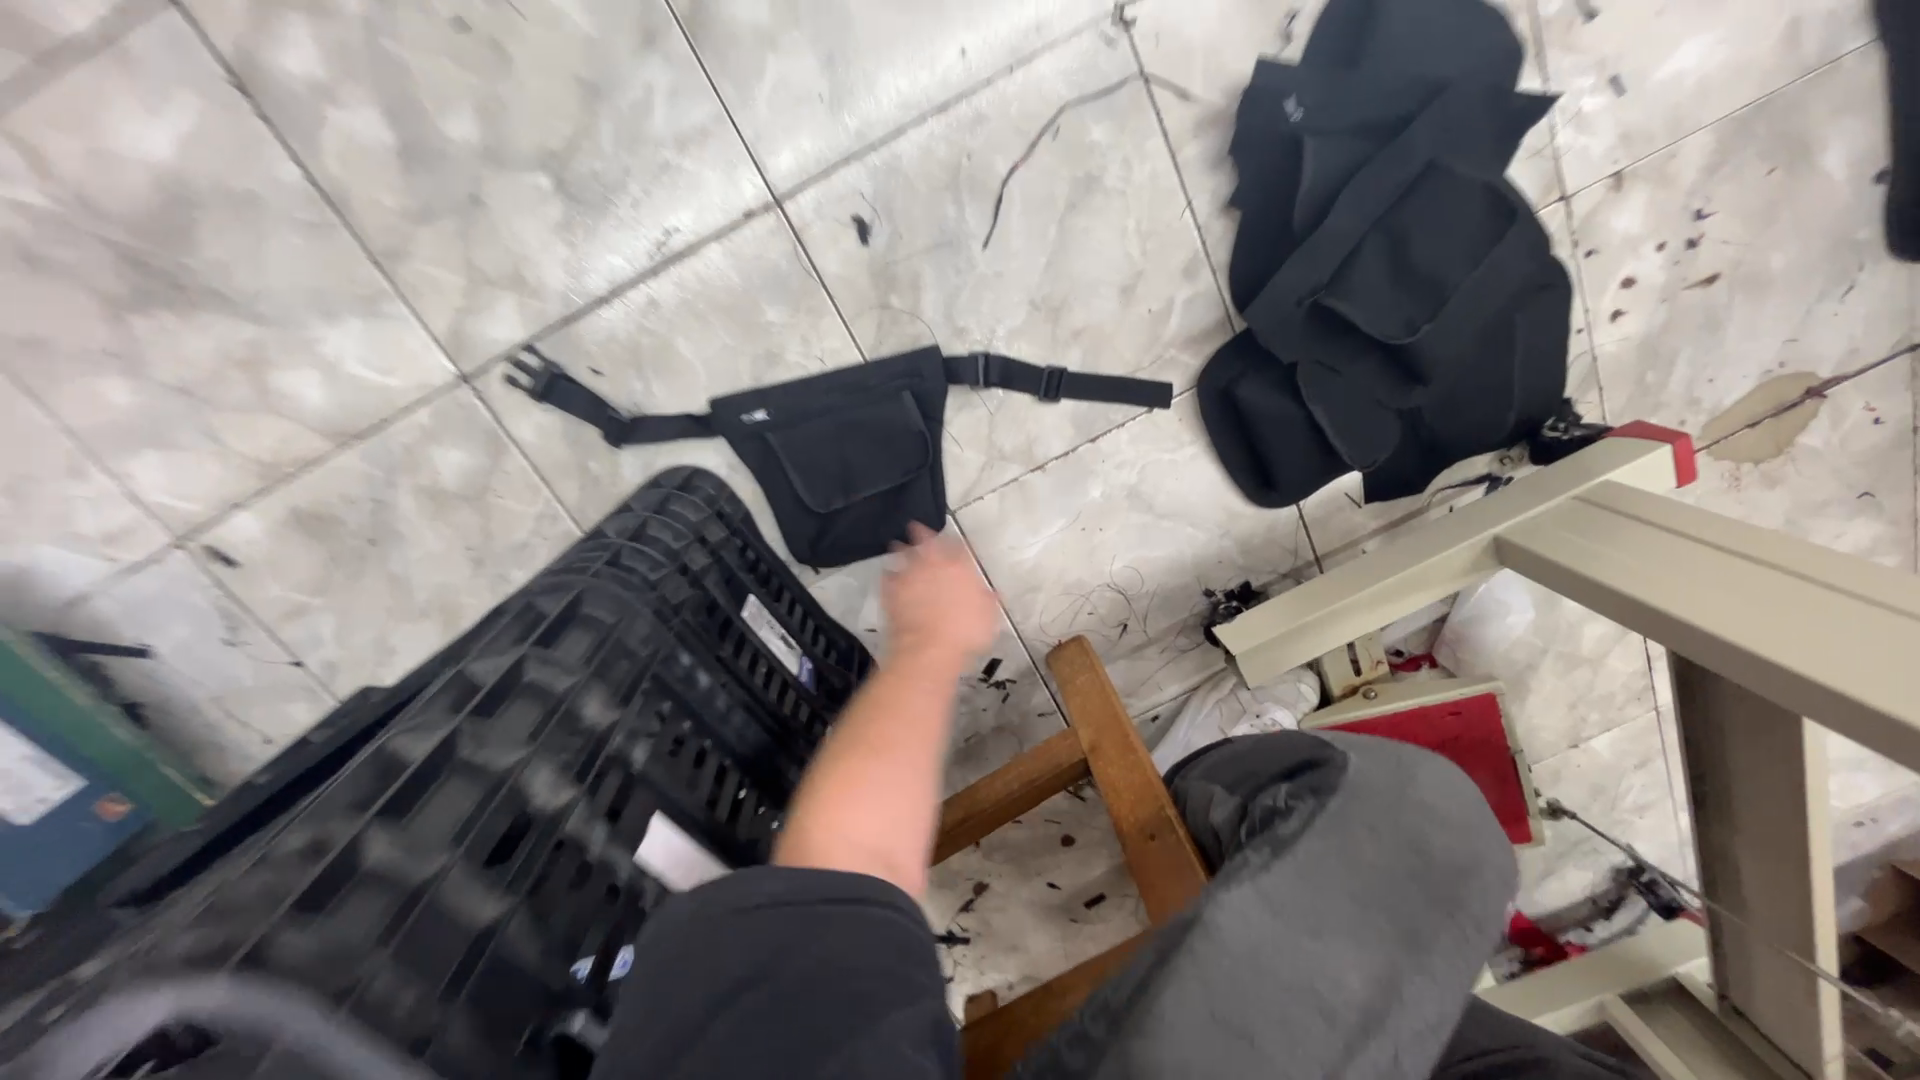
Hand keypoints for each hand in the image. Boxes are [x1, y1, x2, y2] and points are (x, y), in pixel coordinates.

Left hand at [882, 522, 1000, 675]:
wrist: (929, 648)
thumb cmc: (965, 633)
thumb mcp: (989, 617)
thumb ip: (988, 600)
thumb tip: (992, 593)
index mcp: (960, 566)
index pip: (957, 545)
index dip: (953, 541)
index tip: (950, 541)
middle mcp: (933, 564)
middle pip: (924, 540)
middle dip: (920, 533)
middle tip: (915, 527)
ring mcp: (909, 575)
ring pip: (902, 553)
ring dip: (901, 549)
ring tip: (897, 546)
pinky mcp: (890, 591)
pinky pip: (887, 576)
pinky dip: (888, 574)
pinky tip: (887, 575)